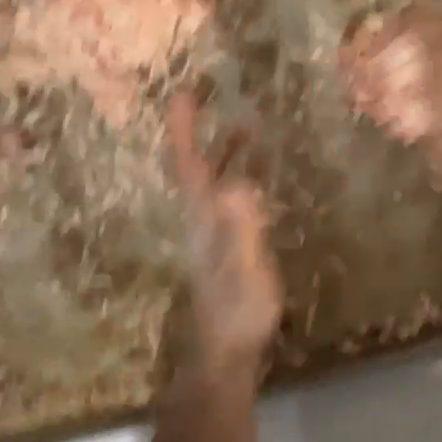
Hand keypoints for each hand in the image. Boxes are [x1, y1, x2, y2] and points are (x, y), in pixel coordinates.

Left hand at [165, 96, 282, 378]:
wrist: (227, 349)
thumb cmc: (238, 308)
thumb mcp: (244, 267)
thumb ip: (241, 228)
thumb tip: (238, 184)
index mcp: (202, 217)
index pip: (186, 163)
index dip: (183, 128)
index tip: (183, 91)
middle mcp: (202, 220)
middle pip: (195, 167)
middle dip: (200, 132)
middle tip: (211, 98)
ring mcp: (213, 235)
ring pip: (213, 183)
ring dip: (226, 153)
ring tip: (250, 126)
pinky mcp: (228, 249)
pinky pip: (230, 202)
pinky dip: (242, 180)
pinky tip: (258, 182)